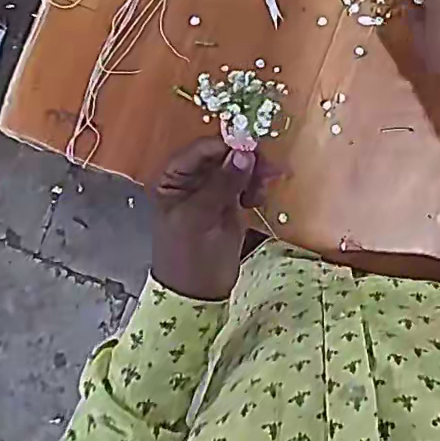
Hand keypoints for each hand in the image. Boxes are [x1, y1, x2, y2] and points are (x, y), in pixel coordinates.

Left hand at [150, 138, 280, 300]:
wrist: (199, 295)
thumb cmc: (189, 257)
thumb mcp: (200, 218)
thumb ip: (222, 184)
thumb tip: (245, 153)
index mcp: (172, 179)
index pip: (200, 150)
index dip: (225, 145)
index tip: (252, 148)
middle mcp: (192, 179)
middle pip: (223, 154)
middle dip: (245, 160)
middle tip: (267, 169)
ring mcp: (212, 190)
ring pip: (239, 166)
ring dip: (255, 173)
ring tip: (261, 191)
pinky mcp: (230, 201)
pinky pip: (247, 182)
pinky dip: (256, 186)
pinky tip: (258, 199)